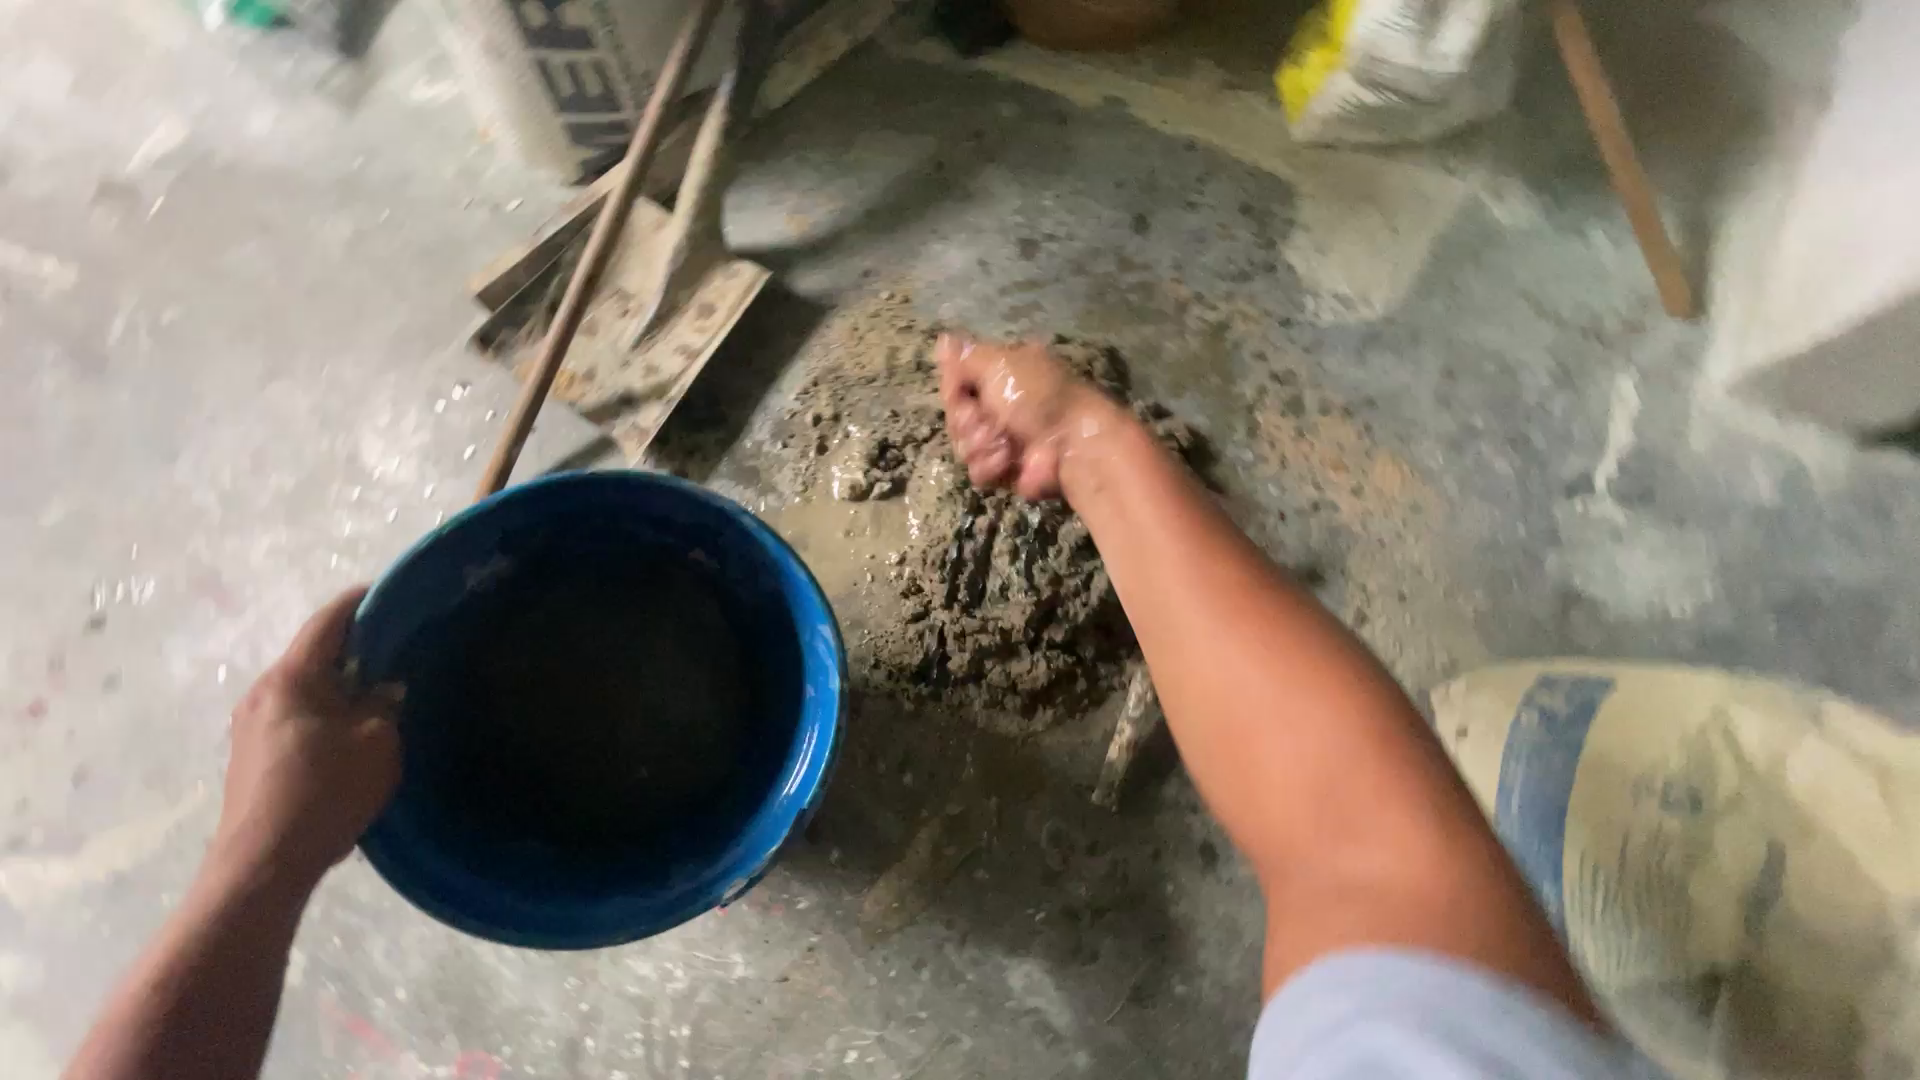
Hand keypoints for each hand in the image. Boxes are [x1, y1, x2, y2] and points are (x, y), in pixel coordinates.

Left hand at [212, 587, 400, 888]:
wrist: (265, 861)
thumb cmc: (326, 789)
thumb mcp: (377, 739)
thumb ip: (385, 701)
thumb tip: (388, 685)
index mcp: (291, 679)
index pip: (329, 621)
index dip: (364, 602)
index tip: (401, 592)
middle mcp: (263, 692)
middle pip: (317, 651)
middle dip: (361, 642)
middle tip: (407, 640)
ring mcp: (254, 723)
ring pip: (310, 683)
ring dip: (347, 677)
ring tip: (391, 680)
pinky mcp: (257, 751)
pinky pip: (302, 709)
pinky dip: (333, 702)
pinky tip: (361, 719)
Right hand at [936, 333, 1127, 499]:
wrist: (1072, 443)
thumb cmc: (1039, 396)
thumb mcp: (1000, 363)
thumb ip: (966, 355)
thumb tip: (941, 341)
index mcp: (1000, 374)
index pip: (955, 380)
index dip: (953, 389)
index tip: (960, 390)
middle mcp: (998, 405)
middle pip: (955, 416)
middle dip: (967, 420)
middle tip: (988, 419)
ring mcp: (1000, 440)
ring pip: (962, 446)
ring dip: (979, 443)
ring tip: (1005, 441)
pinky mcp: (1004, 470)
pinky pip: (976, 471)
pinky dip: (990, 465)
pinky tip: (1009, 460)